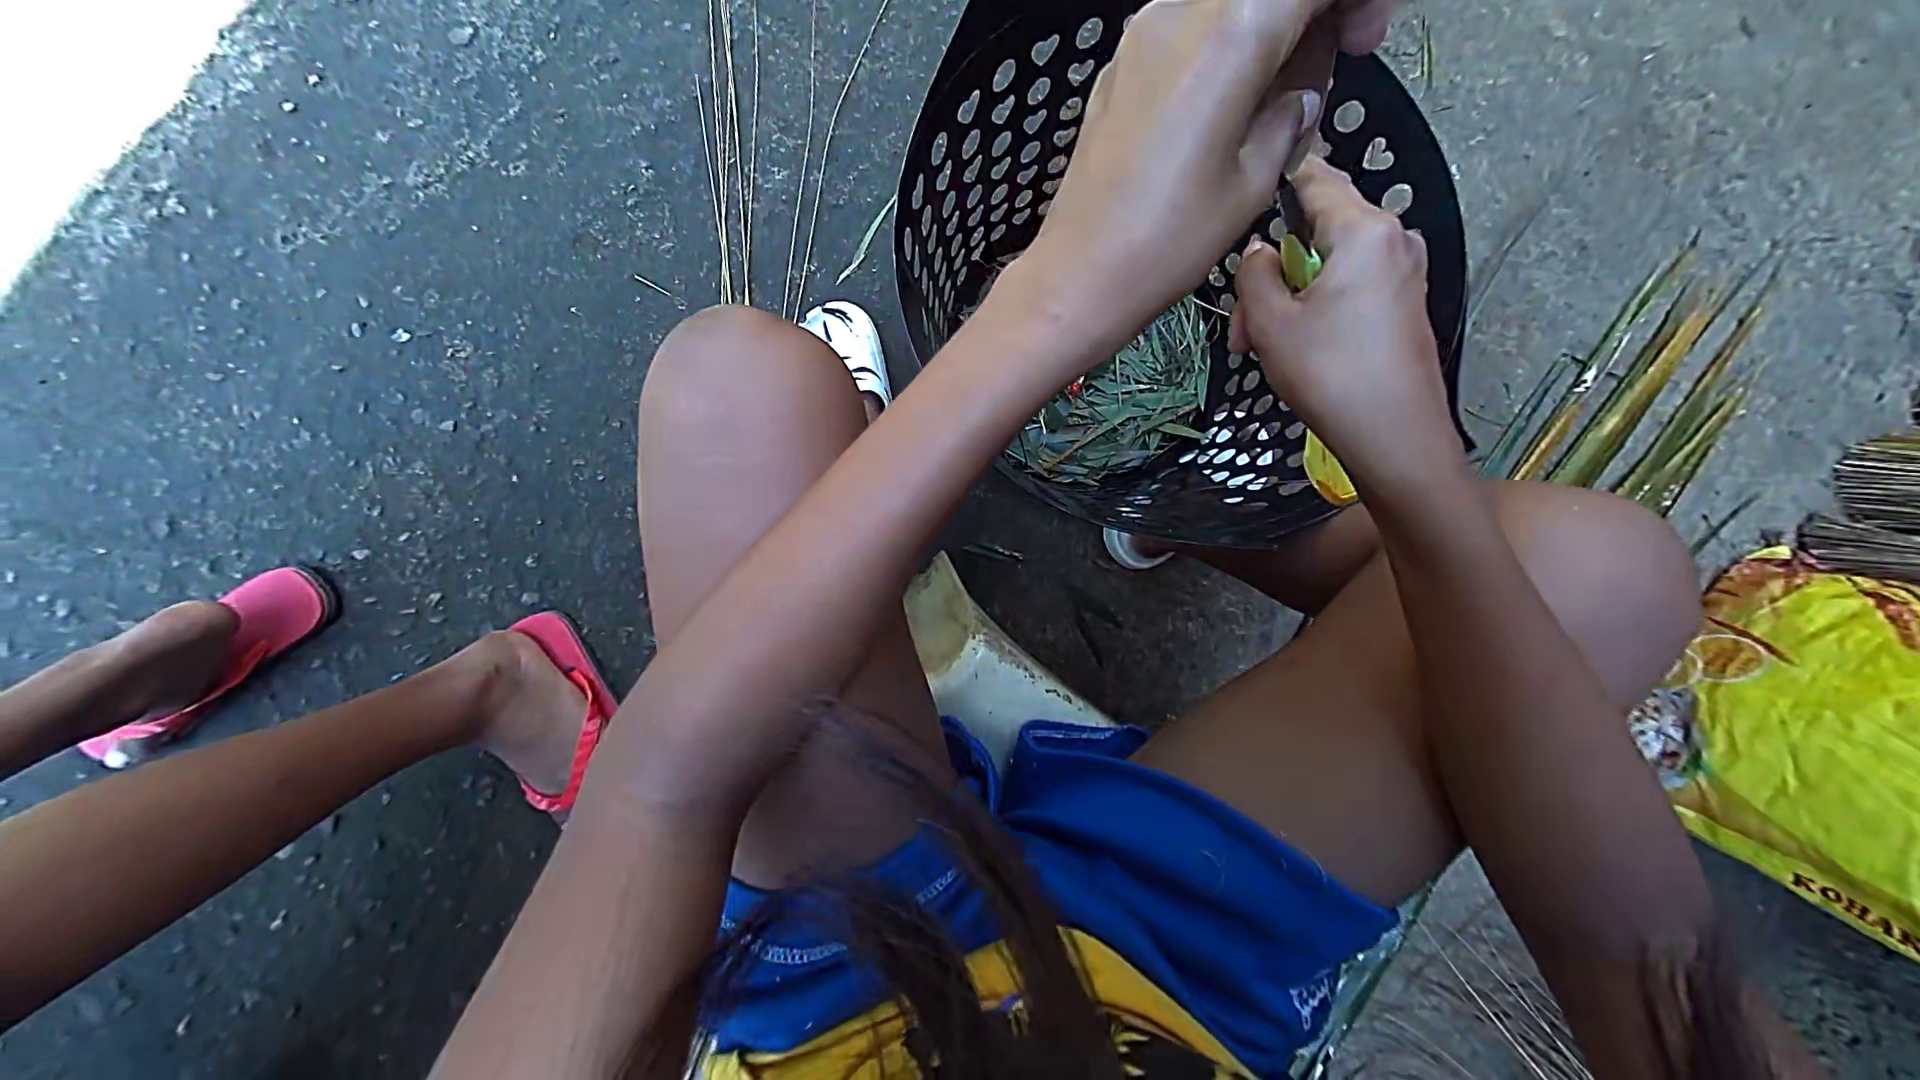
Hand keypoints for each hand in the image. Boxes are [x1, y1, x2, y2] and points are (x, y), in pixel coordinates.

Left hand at [1018, 0, 1391, 353]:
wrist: (1080, 276)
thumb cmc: (1167, 241)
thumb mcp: (1254, 181)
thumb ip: (1290, 114)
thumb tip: (1299, 93)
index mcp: (1232, 32)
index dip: (1354, 0)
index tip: (1363, 40)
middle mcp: (1180, 12)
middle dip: (1306, 15)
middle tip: (1316, 73)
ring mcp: (1139, 38)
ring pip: (1223, 5)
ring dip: (1260, 33)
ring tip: (1266, 102)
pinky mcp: (1114, 71)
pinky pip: (1182, 34)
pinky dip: (1215, 51)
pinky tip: (1219, 107)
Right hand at [1229, 157, 1459, 492]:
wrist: (1394, 434)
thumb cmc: (1329, 373)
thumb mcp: (1271, 323)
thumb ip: (1254, 275)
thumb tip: (1257, 252)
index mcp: (1365, 231)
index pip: (1316, 180)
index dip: (1277, 184)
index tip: (1244, 194)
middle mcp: (1393, 240)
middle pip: (1315, 235)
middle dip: (1270, 276)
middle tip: (1242, 330)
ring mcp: (1402, 274)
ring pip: (1327, 269)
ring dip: (1286, 301)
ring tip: (1261, 348)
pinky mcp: (1401, 306)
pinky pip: (1347, 291)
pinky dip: (1314, 311)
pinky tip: (1294, 349)